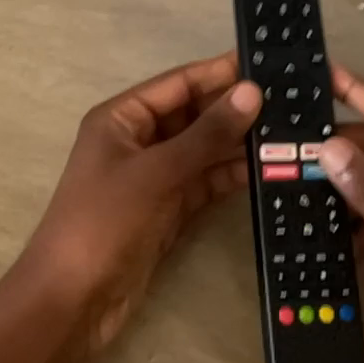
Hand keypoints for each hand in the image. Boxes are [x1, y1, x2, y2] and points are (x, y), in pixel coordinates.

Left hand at [24, 53, 260, 353]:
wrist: (73, 300)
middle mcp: (139, 141)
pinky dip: (231, 175)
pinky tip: (266, 170)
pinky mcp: (168, 209)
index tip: (265, 62)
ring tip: (290, 133)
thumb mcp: (156, 172)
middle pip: (194, 114)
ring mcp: (155, 177)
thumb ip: (205, 134)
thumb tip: (251, 92)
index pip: (178, 83)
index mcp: (122, 118)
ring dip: (239, 143)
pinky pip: (205, 182)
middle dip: (235, 108)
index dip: (219, 72)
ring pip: (203, 149)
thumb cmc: (103, 222)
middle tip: (290, 100)